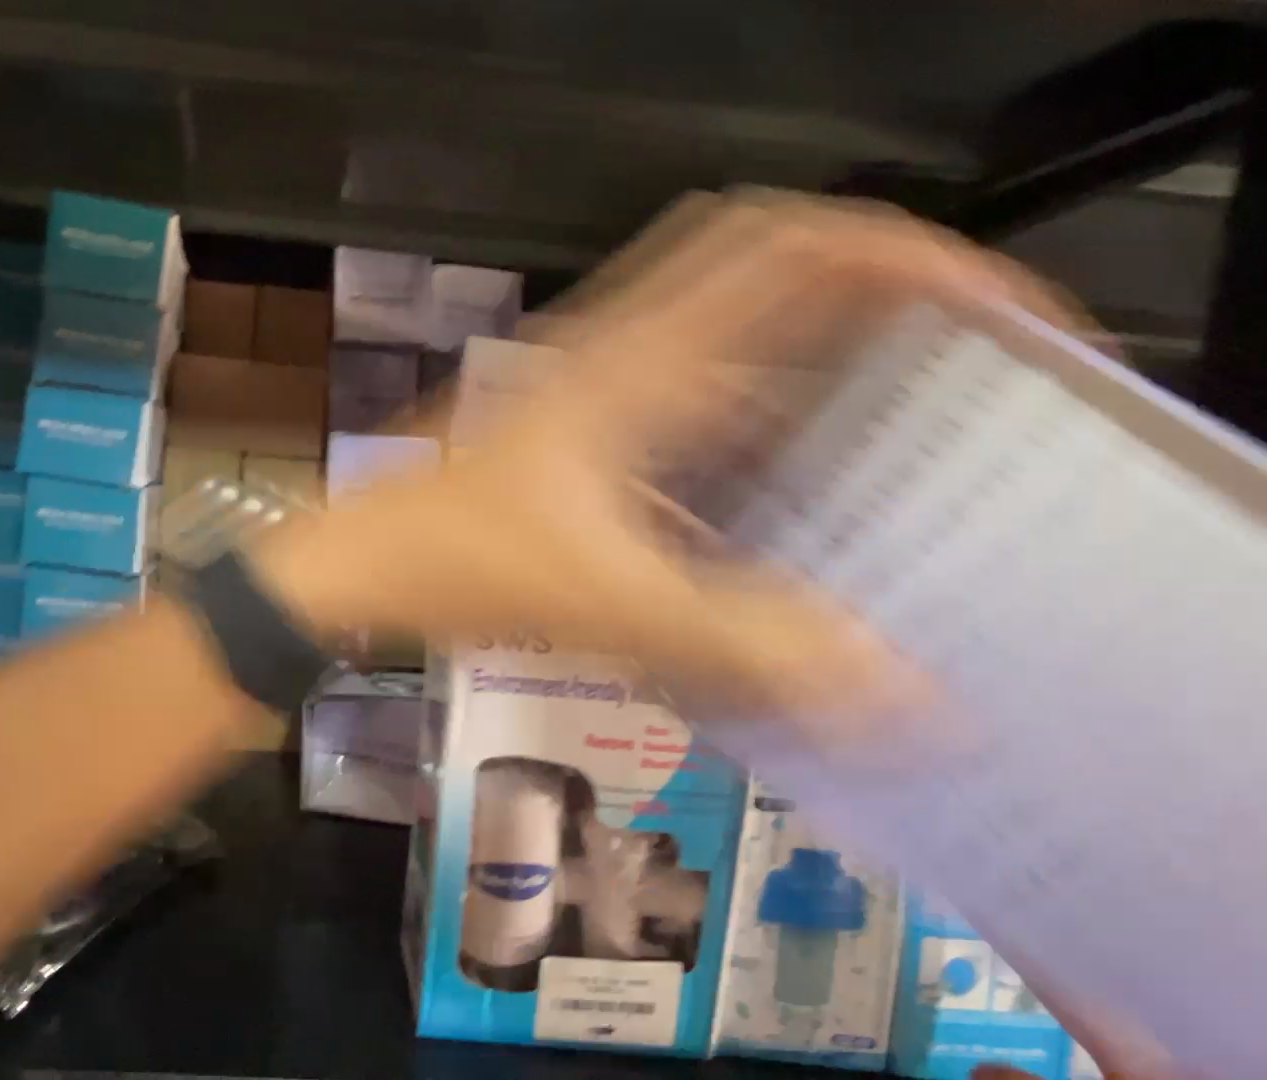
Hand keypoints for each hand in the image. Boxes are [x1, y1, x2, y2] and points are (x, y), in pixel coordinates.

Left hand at [256, 190, 1080, 722]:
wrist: (351, 565)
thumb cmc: (458, 565)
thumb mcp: (608, 602)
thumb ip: (745, 644)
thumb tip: (897, 695)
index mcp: (636, 360)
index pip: (788, 246)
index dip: (903, 255)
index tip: (993, 308)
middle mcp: (615, 349)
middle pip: (761, 266)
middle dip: (865, 294)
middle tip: (948, 358)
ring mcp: (583, 382)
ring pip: (716, 322)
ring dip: (801, 342)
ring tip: (885, 405)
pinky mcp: (565, 424)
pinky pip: (676, 382)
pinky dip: (740, 401)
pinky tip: (768, 472)